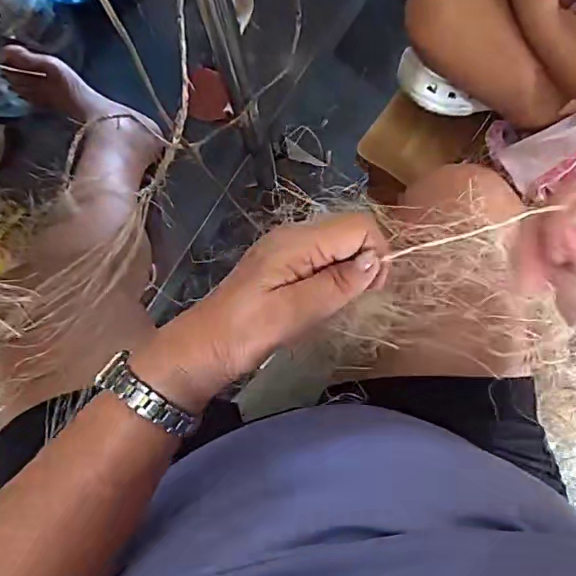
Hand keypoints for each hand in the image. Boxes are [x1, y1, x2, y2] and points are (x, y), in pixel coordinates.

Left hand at [136, 213, 387, 404]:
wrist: (199, 351)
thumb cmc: (242, 334)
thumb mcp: (291, 313)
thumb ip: (335, 284)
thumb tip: (375, 260)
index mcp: (296, 241)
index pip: (359, 225)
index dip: (376, 254)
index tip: (370, 292)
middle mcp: (293, 236)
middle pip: (351, 232)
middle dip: (366, 263)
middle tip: (353, 302)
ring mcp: (287, 250)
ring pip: (339, 247)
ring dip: (351, 274)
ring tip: (335, 306)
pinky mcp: (283, 266)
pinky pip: (323, 261)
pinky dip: (334, 280)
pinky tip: (320, 304)